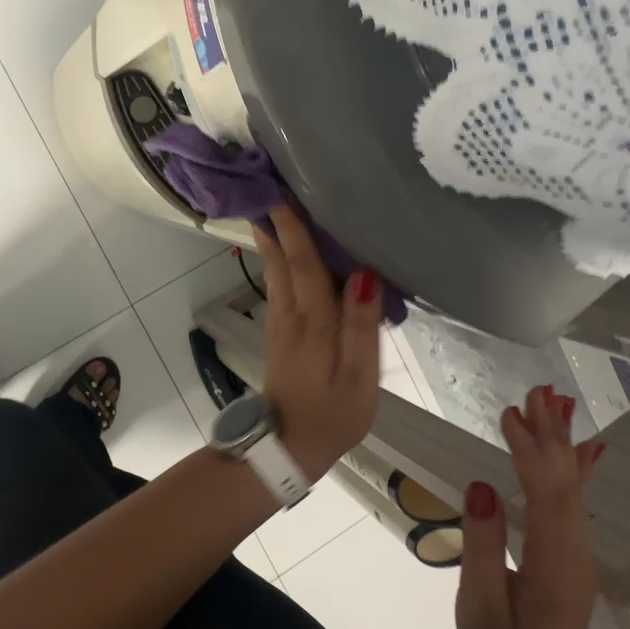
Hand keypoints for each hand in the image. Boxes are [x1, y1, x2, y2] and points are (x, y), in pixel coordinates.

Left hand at [252, 205, 382, 482]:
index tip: (281, 189)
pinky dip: (278, 259)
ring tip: (270, 205)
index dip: (292, 225)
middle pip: (280, 258)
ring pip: (275, 269)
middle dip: (273, 220)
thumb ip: (360, 324)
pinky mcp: (281, 333)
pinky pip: (278, 284)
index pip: (302, 261)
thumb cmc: (333, 413)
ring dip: (272, 236)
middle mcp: (291, 313)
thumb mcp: (358, 376)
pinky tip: (282, 250)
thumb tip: (363, 273)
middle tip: (266, 182)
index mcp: (313, 320)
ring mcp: (282, 323)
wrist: (289, 446)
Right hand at [455, 386, 604, 628]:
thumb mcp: (480, 604)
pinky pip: (574, 501)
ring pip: (573, 489)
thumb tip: (482, 486)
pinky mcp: (571, 554)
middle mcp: (576, 554)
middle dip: (551, 435)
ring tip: (552, 403)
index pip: (545, 496)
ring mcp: (578, 554)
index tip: (509, 414)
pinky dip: (574, 468)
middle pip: (566, 484)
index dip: (529, 453)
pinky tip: (582, 447)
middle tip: (538, 391)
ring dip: (560, 443)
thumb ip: (483, 546)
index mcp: (554, 566)